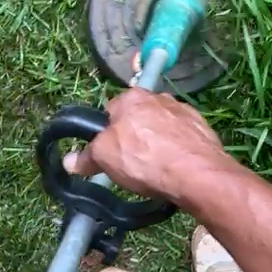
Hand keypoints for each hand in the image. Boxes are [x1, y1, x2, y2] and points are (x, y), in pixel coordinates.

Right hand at [61, 89, 234, 203]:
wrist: (197, 173)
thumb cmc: (145, 159)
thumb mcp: (105, 158)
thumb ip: (86, 157)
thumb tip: (70, 161)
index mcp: (132, 97)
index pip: (110, 112)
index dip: (106, 135)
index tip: (109, 154)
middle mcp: (158, 97)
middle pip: (137, 119)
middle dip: (133, 138)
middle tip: (131, 164)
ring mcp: (183, 111)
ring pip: (161, 128)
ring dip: (156, 143)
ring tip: (155, 170)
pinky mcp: (202, 128)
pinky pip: (181, 138)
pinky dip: (177, 150)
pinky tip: (175, 168)